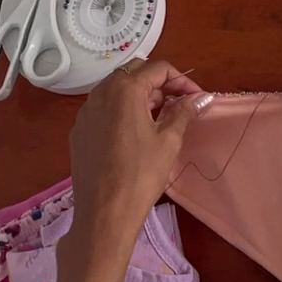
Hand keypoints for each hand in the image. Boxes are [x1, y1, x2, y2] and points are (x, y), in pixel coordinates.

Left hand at [68, 58, 211, 242]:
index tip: (195, 97)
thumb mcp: (169, 140)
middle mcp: (101, 92)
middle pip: (135, 72)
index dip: (182, 80)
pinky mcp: (79, 129)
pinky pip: (104, 108)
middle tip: (178, 105)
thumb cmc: (141, 174)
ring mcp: (86, 110)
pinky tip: (134, 133)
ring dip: (141, 95)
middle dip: (160, 83)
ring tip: (159, 118)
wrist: (104, 213)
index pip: (159, 69)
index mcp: (125, 89)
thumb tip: (202, 98)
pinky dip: (122, 110)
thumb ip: (184, 112)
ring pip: (117, 88)